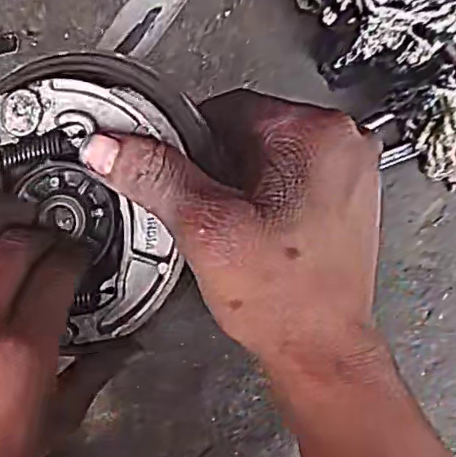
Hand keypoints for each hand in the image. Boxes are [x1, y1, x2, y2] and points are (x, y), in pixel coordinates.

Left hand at [0, 189, 133, 456]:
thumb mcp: (61, 417)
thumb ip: (95, 373)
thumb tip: (125, 348)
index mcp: (25, 345)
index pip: (57, 268)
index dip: (74, 253)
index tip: (78, 256)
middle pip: (17, 243)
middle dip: (43, 229)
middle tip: (52, 234)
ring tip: (11, 207)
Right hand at [80, 91, 384, 372]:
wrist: (318, 348)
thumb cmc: (282, 299)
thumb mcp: (204, 229)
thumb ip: (155, 179)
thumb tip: (110, 147)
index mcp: (316, 133)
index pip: (224, 108)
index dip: (183, 144)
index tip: (167, 175)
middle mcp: (341, 146)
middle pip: (242, 135)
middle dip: (209, 172)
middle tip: (198, 217)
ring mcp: (345, 177)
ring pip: (260, 164)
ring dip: (230, 190)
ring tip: (223, 234)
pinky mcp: (339, 206)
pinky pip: (281, 187)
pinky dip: (254, 206)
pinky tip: (245, 241)